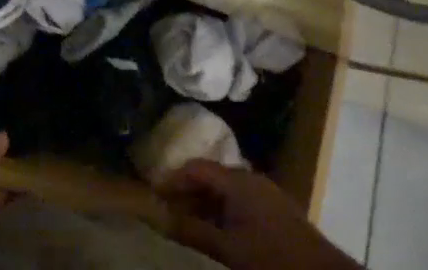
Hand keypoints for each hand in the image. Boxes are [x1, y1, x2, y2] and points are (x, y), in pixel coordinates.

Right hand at [157, 160, 362, 269]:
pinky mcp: (275, 208)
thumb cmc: (271, 258)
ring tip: (186, 221)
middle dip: (187, 190)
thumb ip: (192, 231)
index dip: (172, 179)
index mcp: (238, 181)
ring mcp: (265, 192)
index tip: (153, 194)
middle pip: (210, 175)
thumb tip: (159, 219)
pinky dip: (221, 209)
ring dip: (204, 202)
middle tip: (166, 209)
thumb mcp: (227, 248)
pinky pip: (239, 199)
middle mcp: (250, 178)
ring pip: (225, 188)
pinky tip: (215, 228)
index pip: (196, 168)